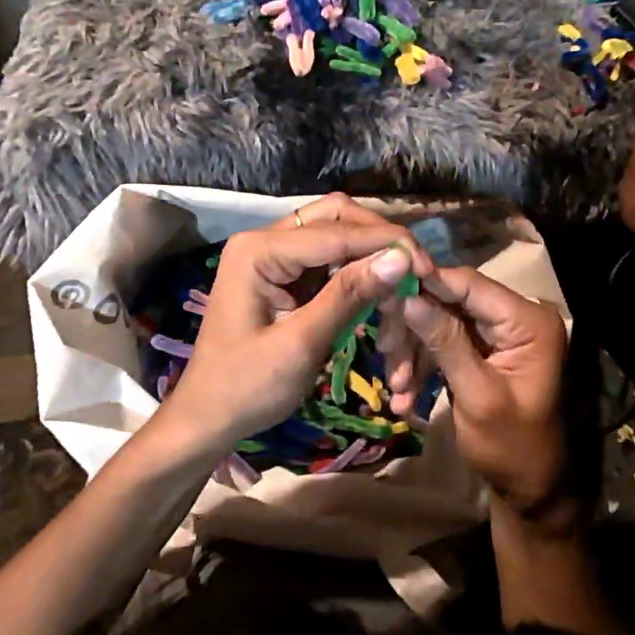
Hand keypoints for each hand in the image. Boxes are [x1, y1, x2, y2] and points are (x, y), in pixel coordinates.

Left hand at [160, 194, 432, 452]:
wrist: (207, 417)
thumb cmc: (246, 388)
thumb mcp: (301, 344)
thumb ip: (348, 296)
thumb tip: (400, 257)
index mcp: (258, 251)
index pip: (335, 231)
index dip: (385, 244)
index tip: (426, 267)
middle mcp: (264, 240)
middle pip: (336, 217)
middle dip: (379, 238)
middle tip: (418, 268)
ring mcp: (272, 255)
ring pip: (335, 232)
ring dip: (370, 250)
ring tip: (404, 276)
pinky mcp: (283, 274)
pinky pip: (328, 257)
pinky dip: (356, 267)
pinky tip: (379, 285)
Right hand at [400, 268, 569, 523]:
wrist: (528, 488)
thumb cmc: (511, 446)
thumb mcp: (477, 395)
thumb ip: (445, 342)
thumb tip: (407, 298)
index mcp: (529, 321)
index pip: (470, 285)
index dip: (426, 280)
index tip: (384, 284)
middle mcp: (516, 316)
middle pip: (450, 300)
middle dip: (414, 326)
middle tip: (385, 350)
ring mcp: (498, 332)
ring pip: (440, 320)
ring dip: (413, 349)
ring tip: (396, 386)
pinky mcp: (481, 347)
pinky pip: (443, 340)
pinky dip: (421, 363)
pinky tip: (403, 394)